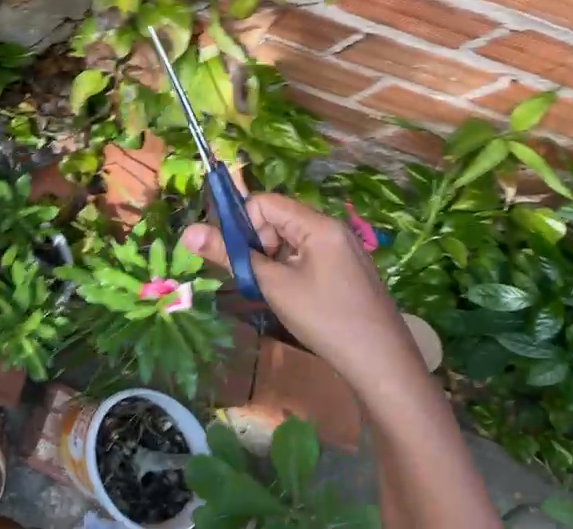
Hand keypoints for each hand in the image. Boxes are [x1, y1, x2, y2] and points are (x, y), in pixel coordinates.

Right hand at [181, 193, 424, 399]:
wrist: (385, 368)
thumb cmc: (326, 320)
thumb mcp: (271, 285)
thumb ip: (229, 255)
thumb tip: (187, 231)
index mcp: (318, 225)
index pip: (263, 202)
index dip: (244, 225)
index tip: (244, 259)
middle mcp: (333, 229)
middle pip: (276, 219)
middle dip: (257, 244)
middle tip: (259, 277)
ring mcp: (344, 250)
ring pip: (289, 239)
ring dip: (272, 259)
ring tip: (276, 291)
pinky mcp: (349, 270)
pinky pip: (307, 254)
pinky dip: (290, 269)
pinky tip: (296, 298)